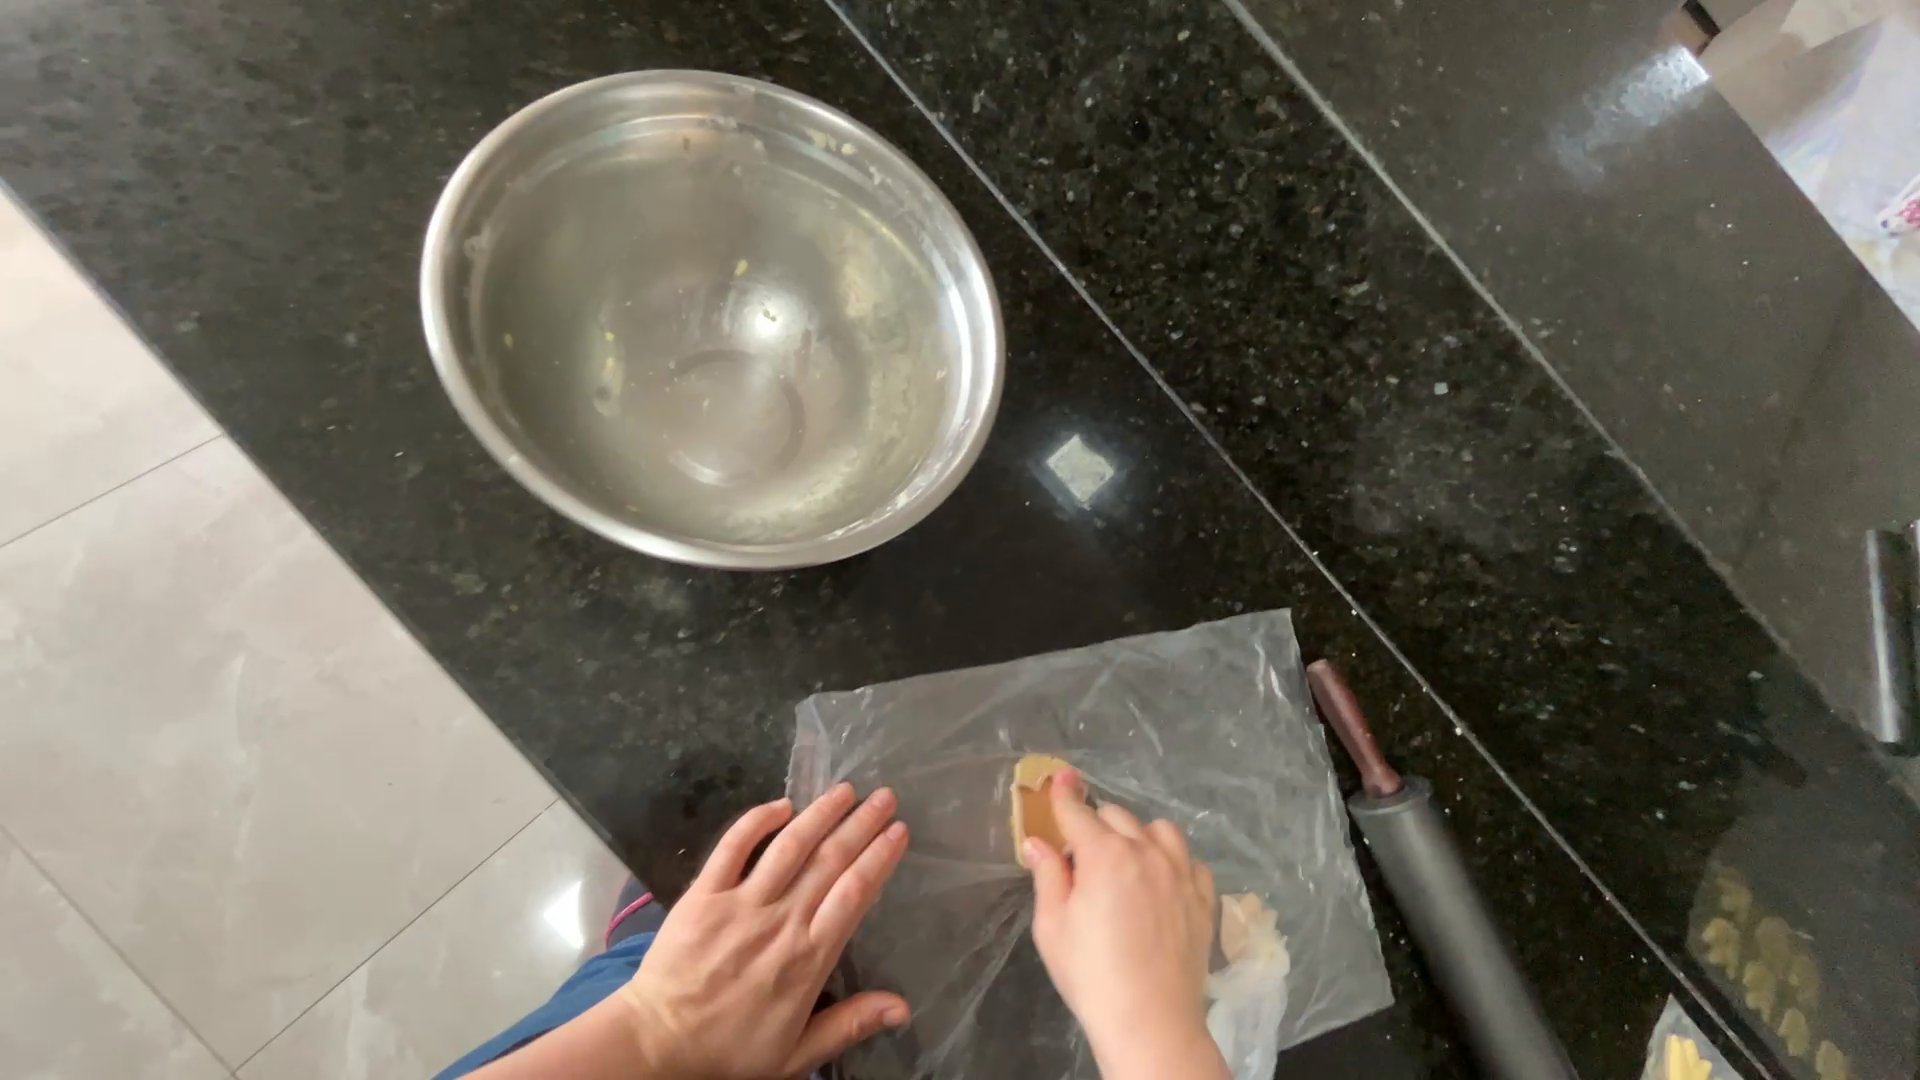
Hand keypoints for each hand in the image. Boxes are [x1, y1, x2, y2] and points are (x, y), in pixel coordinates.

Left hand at [616, 784, 910, 1079]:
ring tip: (845, 789)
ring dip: (821, 813)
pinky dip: (757, 821)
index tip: (899, 831)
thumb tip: (903, 1006)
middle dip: (862, 825)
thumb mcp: (796, 1054)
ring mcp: (740, 903)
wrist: (655, 1049)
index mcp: (807, 958)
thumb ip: (849, 1024)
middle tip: (885, 796)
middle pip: (829, 861)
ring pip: (789, 846)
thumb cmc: (729, 1052)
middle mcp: (780, 921)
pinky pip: (733, 847)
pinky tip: (782, 803)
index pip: (853, 894)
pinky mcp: (704, 894)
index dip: (879, 858)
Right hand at [1024, 768, 1226, 1079]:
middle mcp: (1145, 852)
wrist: (1151, 1023)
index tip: (1060, 777)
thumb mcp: (1052, 926)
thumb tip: (1038, 843)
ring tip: (1127, 860)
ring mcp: (1180, 873)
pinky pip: (1190, 859)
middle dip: (1095, 824)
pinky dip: (1173, 860)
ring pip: (1158, 829)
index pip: (1078, 811)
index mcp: (1104, 854)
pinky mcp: (1203, 898)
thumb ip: (1047, 876)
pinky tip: (1162, 881)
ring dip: (1138, 834)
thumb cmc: (1091, 975)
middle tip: (1082, 854)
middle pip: (1116, 815)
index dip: (1064, 794)